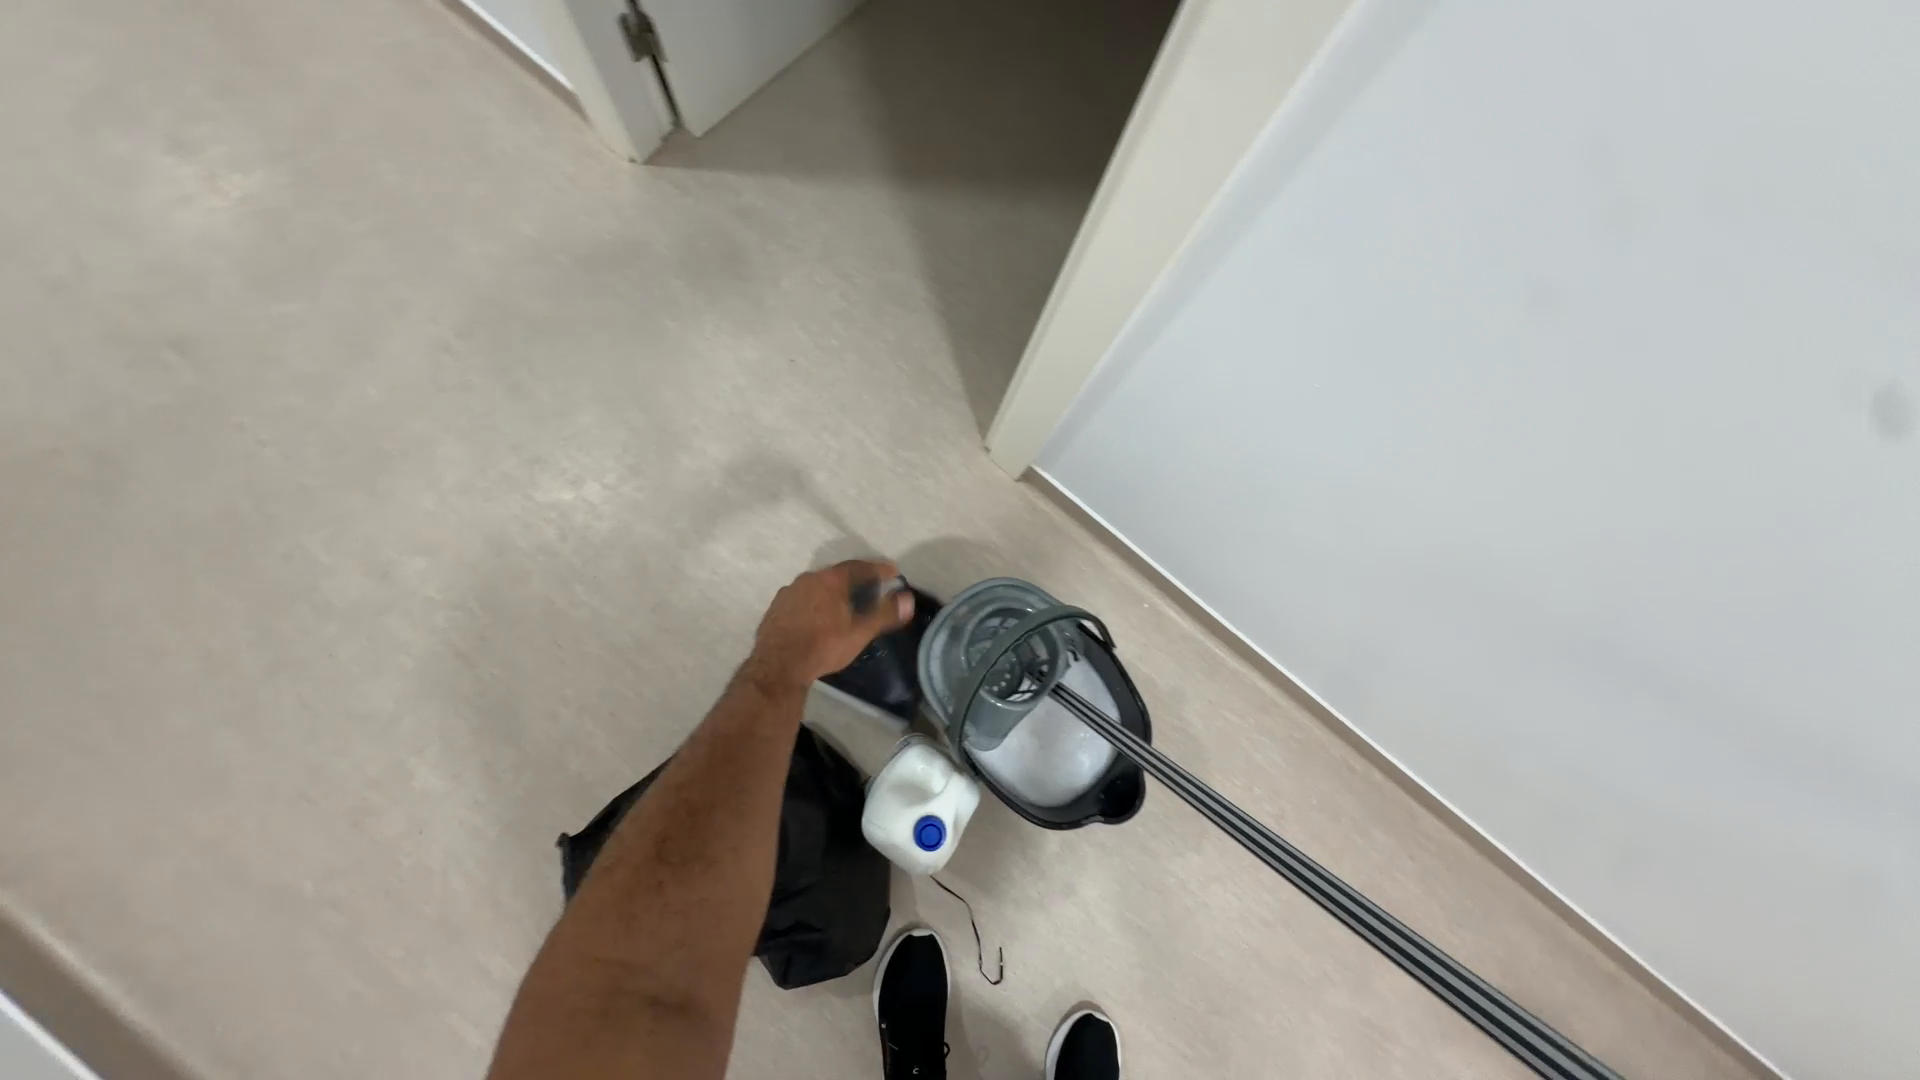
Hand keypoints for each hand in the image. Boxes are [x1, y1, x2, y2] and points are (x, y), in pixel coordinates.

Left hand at [745, 560, 913, 691]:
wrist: (777, 667)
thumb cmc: (823, 646)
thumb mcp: (859, 632)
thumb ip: (884, 613)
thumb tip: (908, 599)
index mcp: (829, 580)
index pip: (859, 567)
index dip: (878, 569)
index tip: (893, 572)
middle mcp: (808, 579)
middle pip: (838, 574)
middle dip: (857, 580)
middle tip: (872, 588)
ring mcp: (789, 592)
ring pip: (818, 587)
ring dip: (834, 592)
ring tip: (846, 604)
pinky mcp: (776, 608)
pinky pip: (803, 599)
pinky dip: (816, 603)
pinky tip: (819, 617)